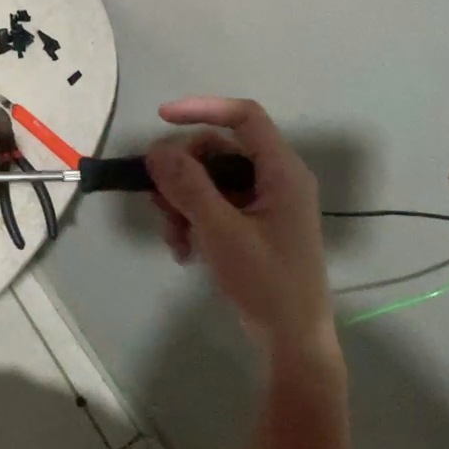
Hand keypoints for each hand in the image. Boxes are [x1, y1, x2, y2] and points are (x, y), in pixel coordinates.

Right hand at [144, 97, 333, 354]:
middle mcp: (275, 179)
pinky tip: (182, 251)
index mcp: (282, 172)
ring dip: (182, 203)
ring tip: (172, 238)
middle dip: (182, 174)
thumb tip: (156, 150)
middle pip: (217, 151)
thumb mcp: (221, 232)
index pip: (244, 117)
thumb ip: (188, 186)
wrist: (292, 340)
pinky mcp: (251, 225)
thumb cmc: (266, 282)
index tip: (161, 119)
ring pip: (209, 181)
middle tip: (158, 202)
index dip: (203, 109)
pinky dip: (192, 220)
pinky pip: (213, 205)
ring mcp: (263, 204)